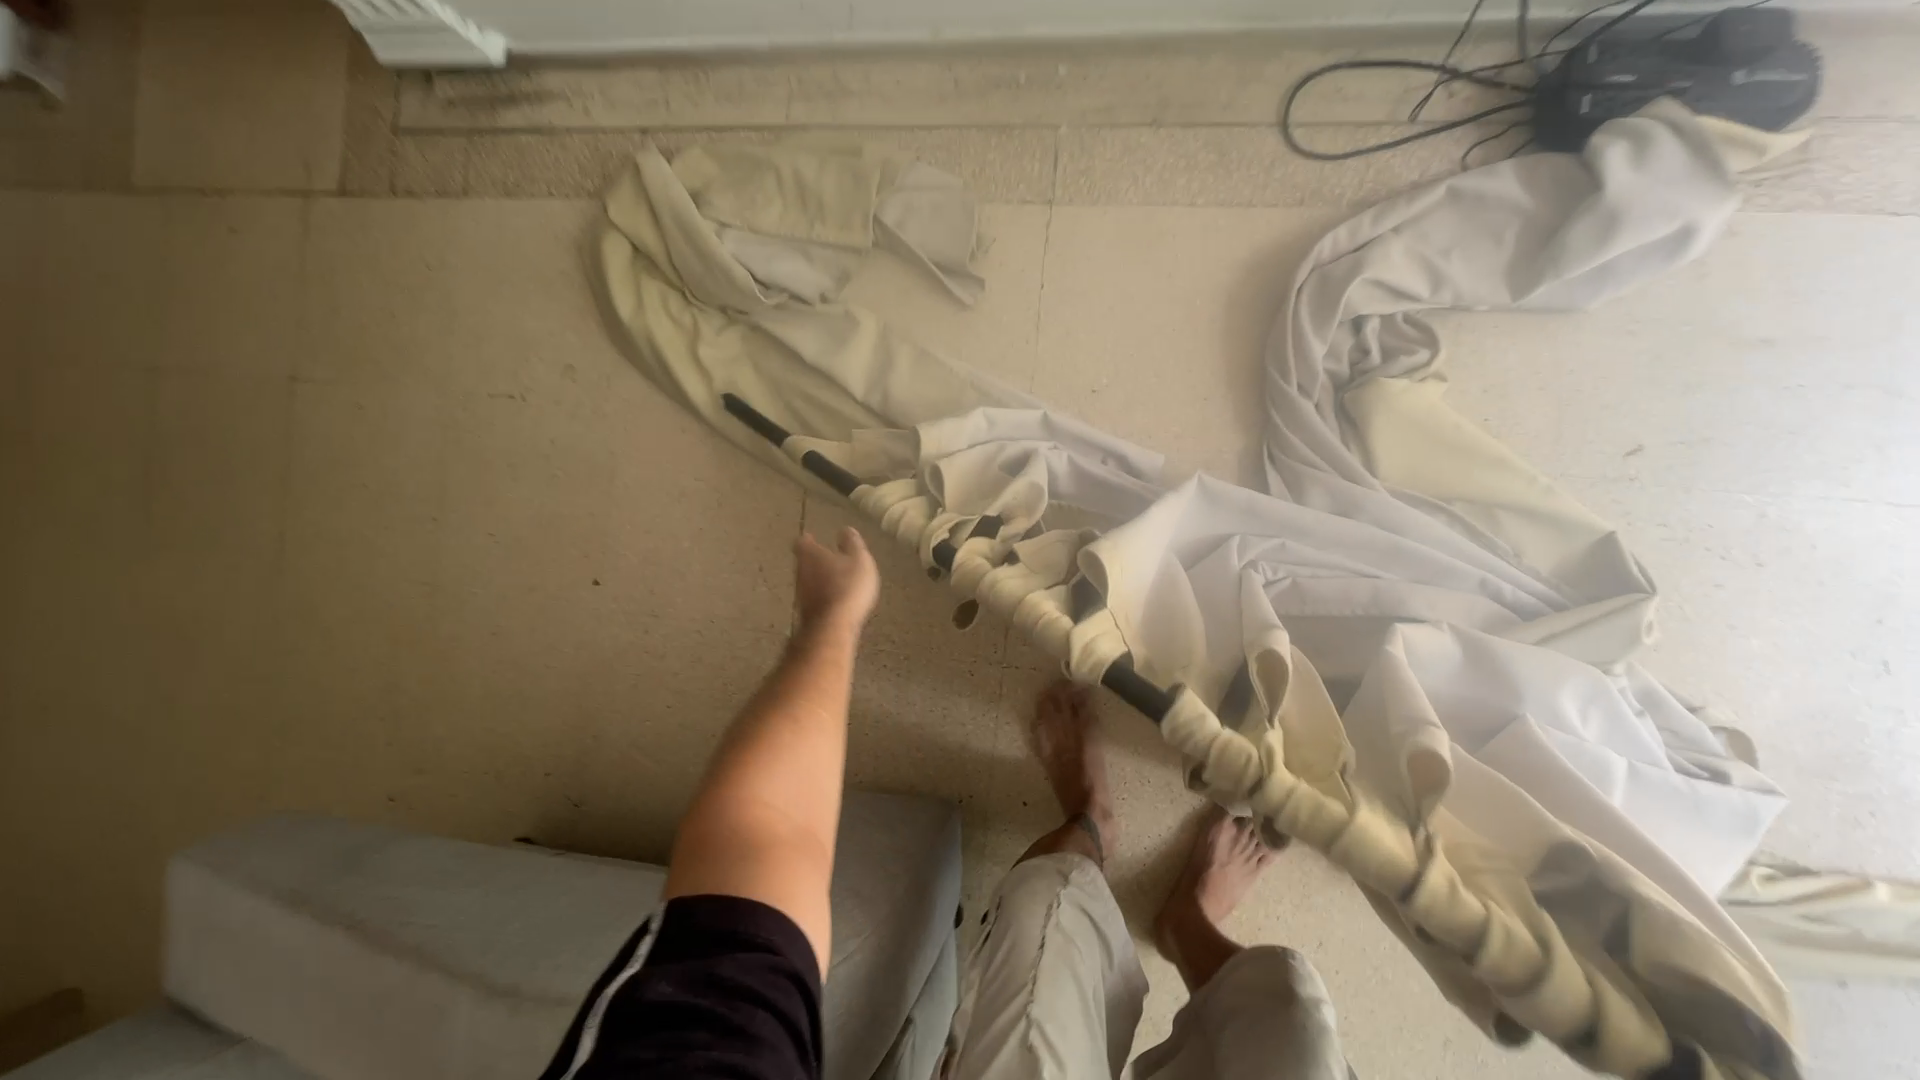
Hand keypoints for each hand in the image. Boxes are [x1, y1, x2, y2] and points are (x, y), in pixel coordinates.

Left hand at [794, 526, 879, 638]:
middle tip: (826, 557)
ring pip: (808, 580)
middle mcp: (800, 572)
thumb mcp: (859, 560)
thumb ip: (852, 543)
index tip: (812, 537)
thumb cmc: (847, 586)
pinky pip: (814, 598)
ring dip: (818, 579)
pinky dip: (822, 596)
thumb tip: (845, 529)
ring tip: (834, 578)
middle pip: (803, 561)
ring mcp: (801, 594)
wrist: (833, 626)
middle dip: (814, 559)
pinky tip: (834, 599)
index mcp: (811, 554)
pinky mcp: (806, 612)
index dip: (808, 539)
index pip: (802, 541)